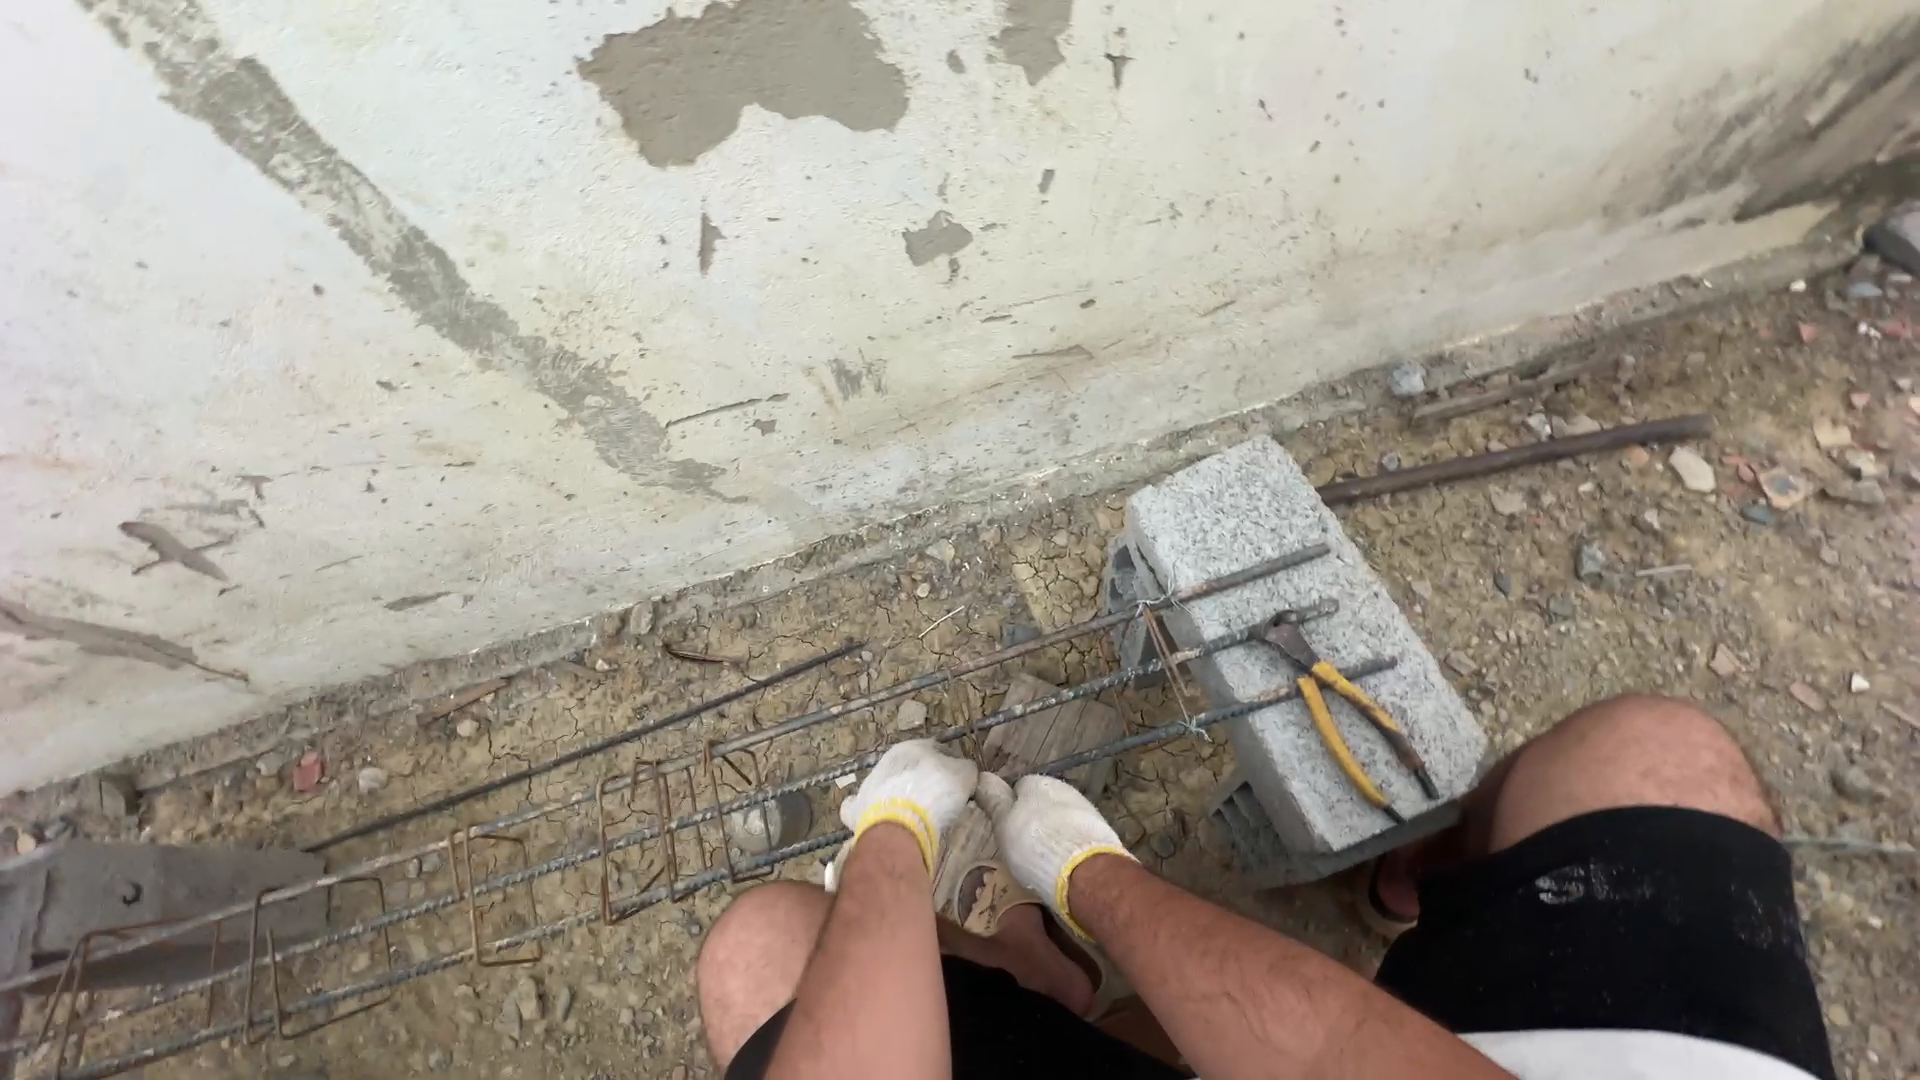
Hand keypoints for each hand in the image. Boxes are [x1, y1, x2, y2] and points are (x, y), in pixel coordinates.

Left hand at [838, 740, 978, 872]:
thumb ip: (967, 769)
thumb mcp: (965, 776)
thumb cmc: (936, 793)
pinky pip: (861, 807)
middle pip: (911, 767)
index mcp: (913, 747)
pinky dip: (868, 812)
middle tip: (938, 800)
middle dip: (923, 779)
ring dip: (899, 795)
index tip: (959, 782)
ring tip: (913, 815)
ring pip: (887, 785)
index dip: (951, 765)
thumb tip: (965, 770)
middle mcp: (888, 760)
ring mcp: (870, 783)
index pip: (937, 749)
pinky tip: (879, 823)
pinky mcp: (857, 808)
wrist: (901, 823)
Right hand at [974, 772, 1134, 938]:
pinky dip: (1069, 846)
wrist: (1084, 870)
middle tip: (1024, 849)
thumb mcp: (1003, 824)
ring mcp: (1084, 808)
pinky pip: (1076, 834)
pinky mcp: (1099, 829)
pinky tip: (1065, 865)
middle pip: (1041, 804)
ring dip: (1053, 834)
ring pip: (1060, 819)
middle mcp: (1062, 788)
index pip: (1018, 788)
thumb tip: (982, 776)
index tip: (1007, 831)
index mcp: (1036, 782)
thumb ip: (993, 800)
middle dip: (1034, 822)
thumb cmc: (1034, 844)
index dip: (1011, 810)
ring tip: (1045, 861)